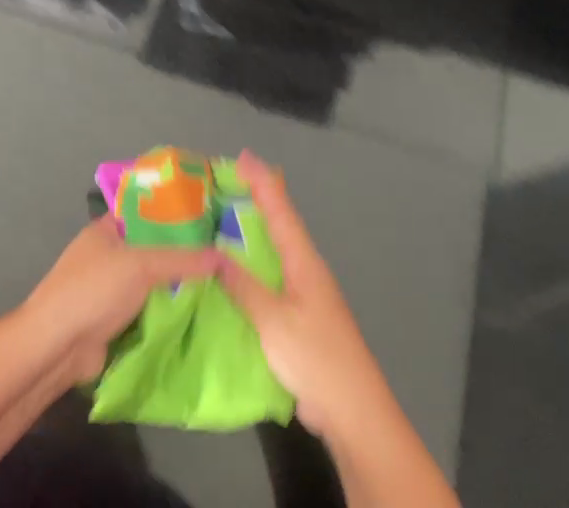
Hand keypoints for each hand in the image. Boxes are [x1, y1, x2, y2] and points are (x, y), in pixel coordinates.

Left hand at [21, 217, 219, 379]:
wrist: (58, 345)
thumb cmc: (93, 290)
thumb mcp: (140, 265)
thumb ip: (181, 259)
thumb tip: (223, 256)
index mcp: (105, 230)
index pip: (144, 212)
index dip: (174, 213)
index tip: (211, 219)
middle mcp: (107, 255)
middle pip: (152, 249)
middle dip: (184, 253)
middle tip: (226, 255)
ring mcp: (110, 289)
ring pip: (153, 281)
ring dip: (179, 285)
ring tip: (224, 282)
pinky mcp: (116, 319)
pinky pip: (150, 308)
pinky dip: (169, 310)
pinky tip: (202, 310)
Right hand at [217, 152, 381, 438]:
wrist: (353, 411)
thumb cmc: (316, 359)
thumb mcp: (273, 320)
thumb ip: (243, 286)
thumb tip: (214, 253)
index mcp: (304, 264)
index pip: (280, 211)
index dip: (262, 182)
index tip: (241, 156)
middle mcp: (306, 272)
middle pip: (279, 226)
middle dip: (255, 200)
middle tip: (222, 182)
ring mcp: (304, 296)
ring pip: (274, 253)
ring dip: (251, 233)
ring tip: (219, 218)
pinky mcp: (298, 319)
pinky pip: (269, 279)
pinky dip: (250, 266)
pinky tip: (230, 272)